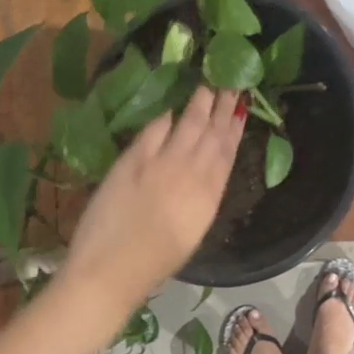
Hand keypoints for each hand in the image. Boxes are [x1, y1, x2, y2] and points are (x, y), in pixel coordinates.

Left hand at [63, 87, 245, 305]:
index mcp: (208, 201)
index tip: (240, 110)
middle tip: (229, 83)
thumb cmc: (151, 267)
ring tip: (207, 86)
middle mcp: (191, 177)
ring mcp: (162, 165)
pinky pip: (154, 131)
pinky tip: (170, 109)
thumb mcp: (187, 238)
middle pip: (210, 135)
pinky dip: (164, 119)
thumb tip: (199, 181)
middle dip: (221, 108)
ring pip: (187, 126)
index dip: (233, 130)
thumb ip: (196, 205)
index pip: (226, 156)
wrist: (113, 270)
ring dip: (198, 105)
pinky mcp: (132, 161)